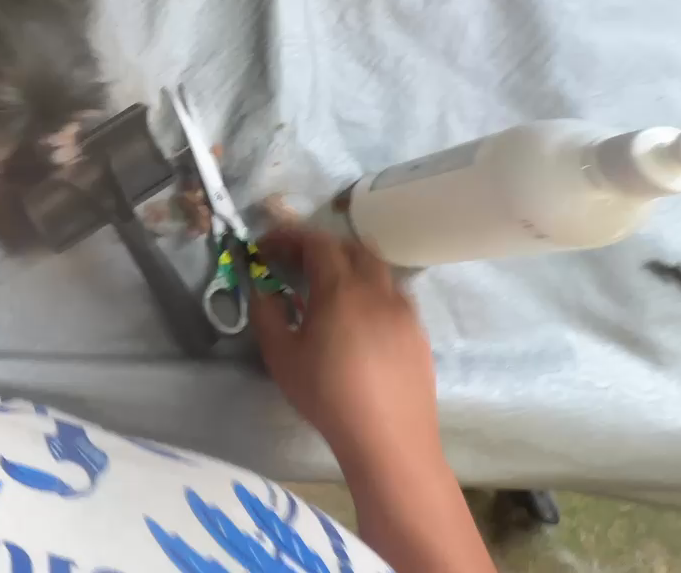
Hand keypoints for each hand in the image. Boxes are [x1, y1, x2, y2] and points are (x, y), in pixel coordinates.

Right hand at [249, 223, 439, 468]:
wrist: (389, 443)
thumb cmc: (326, 394)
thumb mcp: (279, 352)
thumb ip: (265, 310)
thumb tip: (262, 287)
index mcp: (341, 290)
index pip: (316, 242)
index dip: (288, 237)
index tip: (265, 248)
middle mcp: (377, 291)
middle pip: (352, 247)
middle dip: (319, 245)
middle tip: (294, 261)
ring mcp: (404, 313)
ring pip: (378, 269)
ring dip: (348, 265)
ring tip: (325, 286)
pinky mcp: (418, 335)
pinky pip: (393, 295)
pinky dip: (369, 289)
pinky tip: (355, 316)